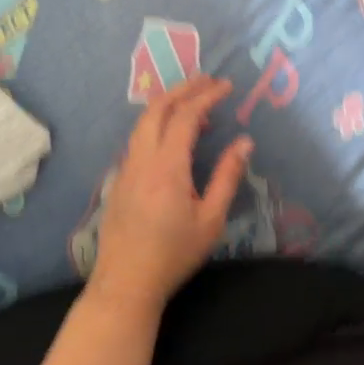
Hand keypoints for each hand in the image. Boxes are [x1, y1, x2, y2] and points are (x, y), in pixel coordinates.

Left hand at [89, 76, 252, 310]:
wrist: (125, 284)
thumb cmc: (174, 254)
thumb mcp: (211, 220)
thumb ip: (227, 176)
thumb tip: (244, 141)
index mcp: (167, 167)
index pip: (186, 116)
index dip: (207, 96)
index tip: (227, 86)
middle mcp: (142, 160)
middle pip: (157, 109)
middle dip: (183, 88)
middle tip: (208, 81)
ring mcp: (126, 168)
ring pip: (143, 122)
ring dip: (168, 104)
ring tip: (194, 103)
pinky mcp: (119, 180)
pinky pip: (137, 139)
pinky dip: (157, 123)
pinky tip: (173, 136)